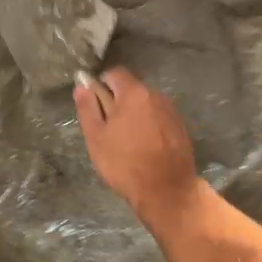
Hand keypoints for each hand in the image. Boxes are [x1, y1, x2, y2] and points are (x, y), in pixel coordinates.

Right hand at [73, 67, 201, 220]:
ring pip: (146, 104)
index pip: (115, 73)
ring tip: (126, 140)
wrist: (166, 188)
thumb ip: (88, 109)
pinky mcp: (180, 127)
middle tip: (107, 127)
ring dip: (134, 114)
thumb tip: (82, 86)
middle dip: (118, 101)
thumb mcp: (97, 138)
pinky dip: (148, 125)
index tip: (94, 103)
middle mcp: (155, 95)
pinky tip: (144, 147)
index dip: (101, 84)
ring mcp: (171, 110)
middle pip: (131, 89)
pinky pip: (158, 117)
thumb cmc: (124, 163)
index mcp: (133, 93)